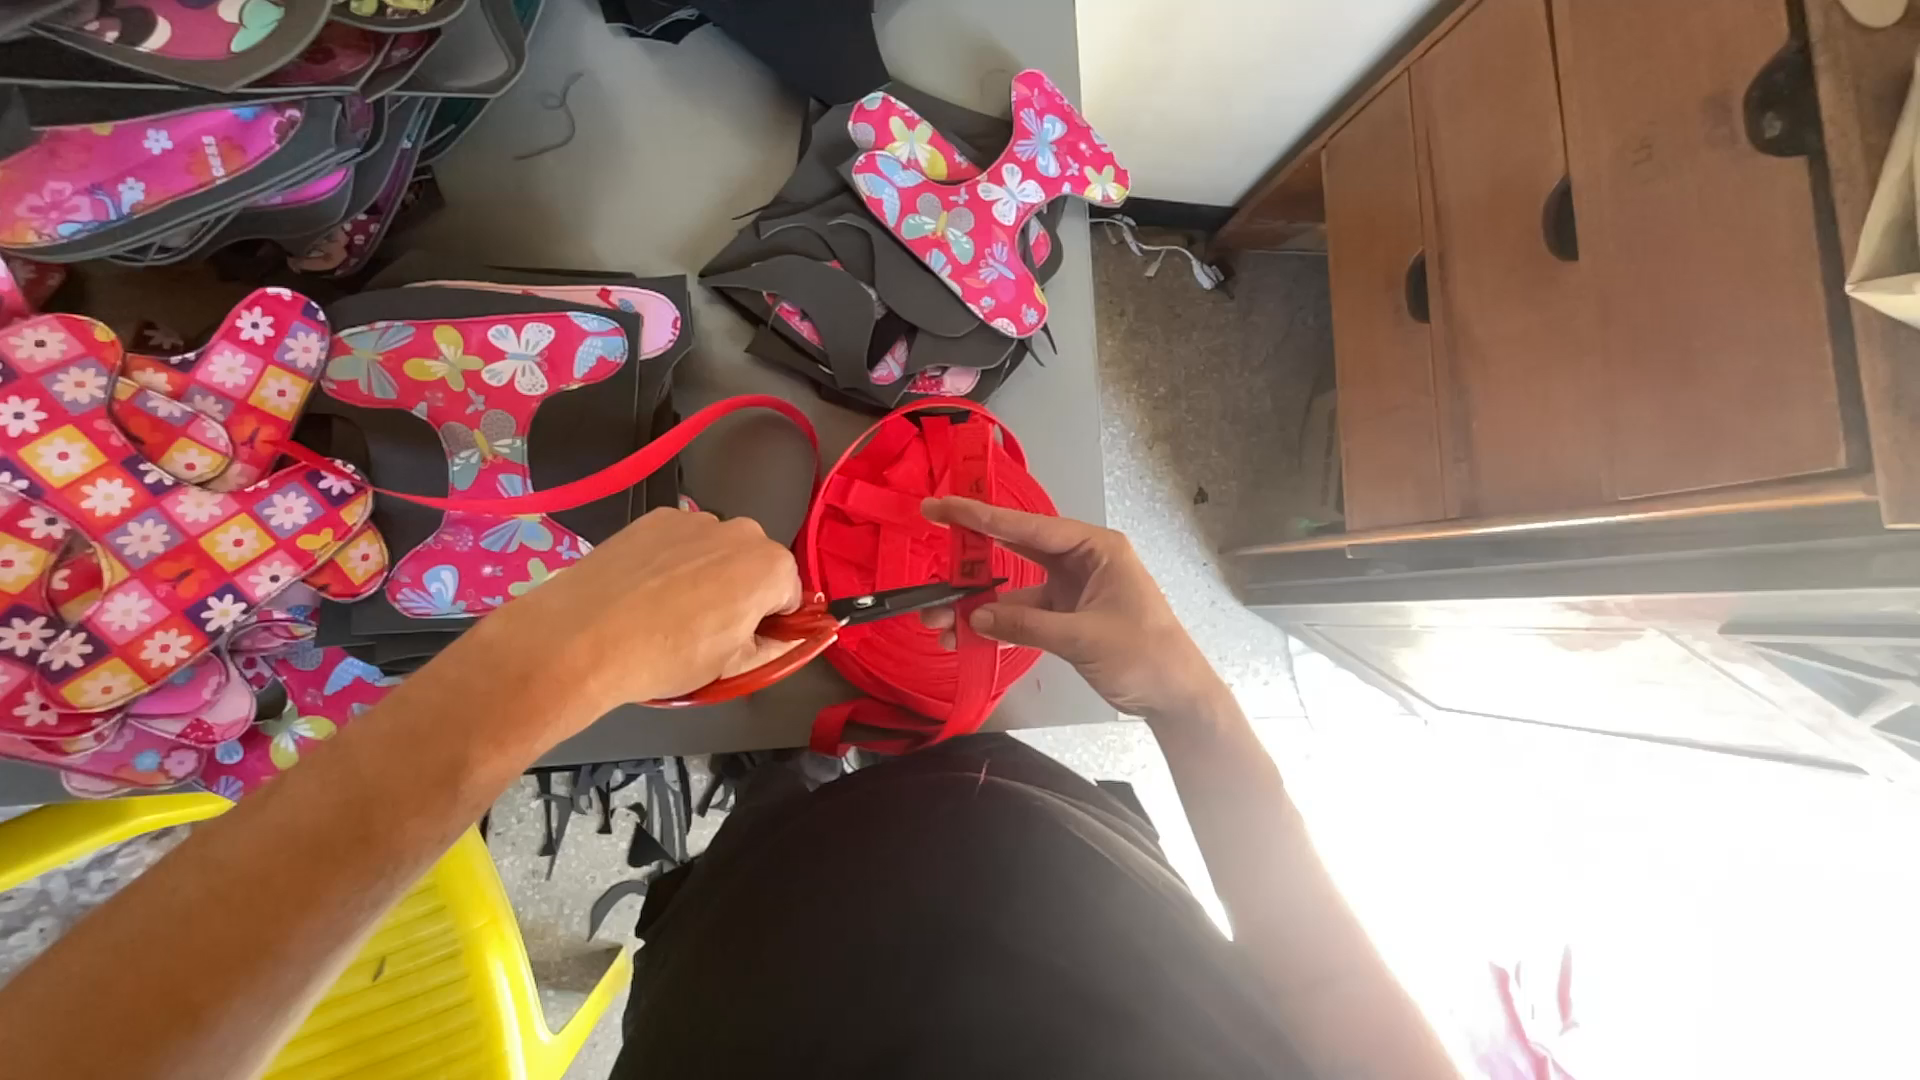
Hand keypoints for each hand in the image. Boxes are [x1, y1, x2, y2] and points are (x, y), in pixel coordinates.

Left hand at [459, 508, 801, 731]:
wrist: (581, 637)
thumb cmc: (668, 656)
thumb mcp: (735, 666)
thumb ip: (781, 646)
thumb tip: (803, 635)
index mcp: (772, 567)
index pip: (790, 594)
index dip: (770, 621)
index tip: (743, 639)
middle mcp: (741, 531)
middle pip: (756, 564)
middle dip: (742, 591)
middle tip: (707, 628)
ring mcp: (696, 519)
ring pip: (718, 550)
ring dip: (708, 572)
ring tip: (669, 609)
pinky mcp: (656, 517)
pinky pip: (682, 539)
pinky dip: (674, 560)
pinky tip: (646, 590)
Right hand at [919, 496, 1231, 723]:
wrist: (1176, 697)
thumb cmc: (1145, 656)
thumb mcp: (1084, 637)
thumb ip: (1027, 625)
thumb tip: (975, 617)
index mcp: (1096, 548)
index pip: (1031, 527)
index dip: (982, 517)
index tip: (943, 506)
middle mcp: (1080, 560)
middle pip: (1016, 548)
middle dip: (972, 550)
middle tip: (930, 530)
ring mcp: (1071, 589)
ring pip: (1013, 588)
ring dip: (976, 603)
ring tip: (934, 617)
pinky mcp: (1065, 617)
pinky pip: (1022, 615)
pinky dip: (995, 626)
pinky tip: (963, 636)